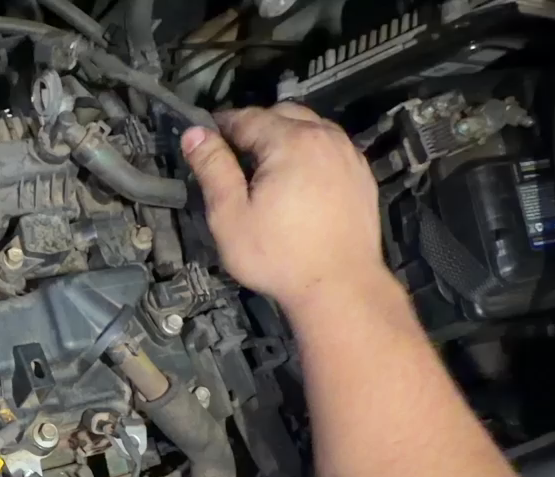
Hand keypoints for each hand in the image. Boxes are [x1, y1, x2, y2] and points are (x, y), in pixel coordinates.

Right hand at [181, 105, 388, 312]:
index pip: (248, 118)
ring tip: (262, 168)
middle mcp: (324, 136)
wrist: (336, 282)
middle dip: (254, 127)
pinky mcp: (360, 174)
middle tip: (231, 154)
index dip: (222, 125)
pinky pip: (328, 149)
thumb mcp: (230, 215)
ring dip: (283, 138)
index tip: (204, 136)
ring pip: (310, 129)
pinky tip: (295, 182)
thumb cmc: (275, 254)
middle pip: (282, 116)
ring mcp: (348, 153)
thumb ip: (213, 170)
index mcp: (289, 142)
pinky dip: (307, 154)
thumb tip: (194, 133)